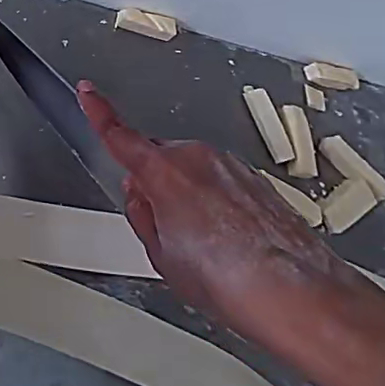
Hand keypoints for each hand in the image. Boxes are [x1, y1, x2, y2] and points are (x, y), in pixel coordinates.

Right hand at [78, 81, 384, 366]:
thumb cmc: (228, 280)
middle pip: (160, 160)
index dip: (99, 112)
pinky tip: (229, 245)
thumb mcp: (162, 256)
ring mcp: (228, 163)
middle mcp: (196, 157)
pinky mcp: (252, 176)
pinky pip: (219, 182)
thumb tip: (139, 195)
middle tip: (169, 234)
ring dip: (190, 199)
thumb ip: (142, 215)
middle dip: (156, 187)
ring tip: (207, 250)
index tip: (87, 92)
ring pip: (191, 172)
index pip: (120, 135)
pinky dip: (216, 205)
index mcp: (164, 172)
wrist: (297, 293)